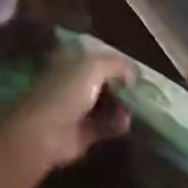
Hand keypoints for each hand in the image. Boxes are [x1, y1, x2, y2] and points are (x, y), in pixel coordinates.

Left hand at [2, 52, 134, 169]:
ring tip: (137, 105)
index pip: (94, 55)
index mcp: (69, 61)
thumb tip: (132, 74)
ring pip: (105, 104)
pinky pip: (105, 125)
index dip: (115, 60)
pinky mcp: (82, 132)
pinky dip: (117, 124)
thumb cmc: (66, 90)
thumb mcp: (94, 65)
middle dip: (121, 84)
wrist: (45, 132)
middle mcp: (71, 83)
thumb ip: (117, 64)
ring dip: (121, 105)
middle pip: (102, 81)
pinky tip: (126, 122)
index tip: (135, 67)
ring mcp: (76, 108)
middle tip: (142, 88)